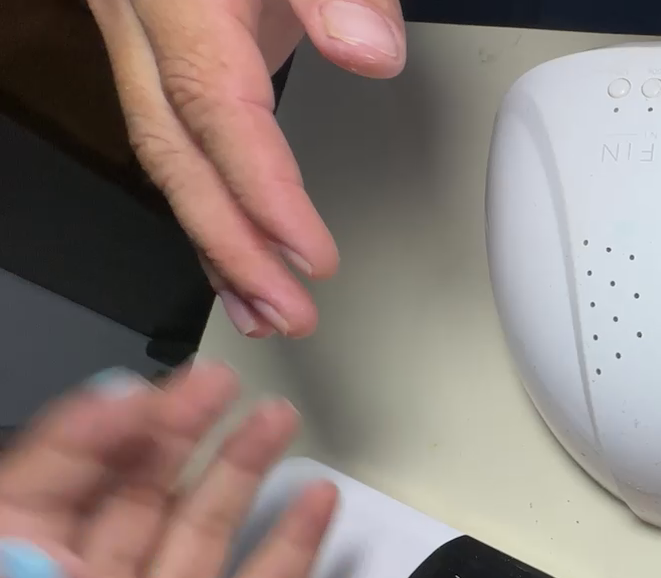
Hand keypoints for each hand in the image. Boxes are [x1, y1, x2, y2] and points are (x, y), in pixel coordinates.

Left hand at [0, 365, 335, 577]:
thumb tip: (58, 558)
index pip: (34, 504)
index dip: (80, 445)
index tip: (136, 398)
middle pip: (124, 501)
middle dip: (165, 437)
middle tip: (215, 384)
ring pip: (201, 530)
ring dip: (235, 472)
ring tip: (273, 419)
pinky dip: (294, 542)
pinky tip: (317, 500)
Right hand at [86, 0, 407, 337]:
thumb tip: (364, 50)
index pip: (219, 110)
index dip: (263, 192)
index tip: (311, 258)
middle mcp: (143, 23)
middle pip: (178, 149)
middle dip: (234, 244)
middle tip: (289, 314)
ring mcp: (144, 41)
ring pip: (169, 157)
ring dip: (218, 245)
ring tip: (265, 314)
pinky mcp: (167, 57)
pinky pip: (180, 144)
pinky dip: (213, 210)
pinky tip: (239, 264)